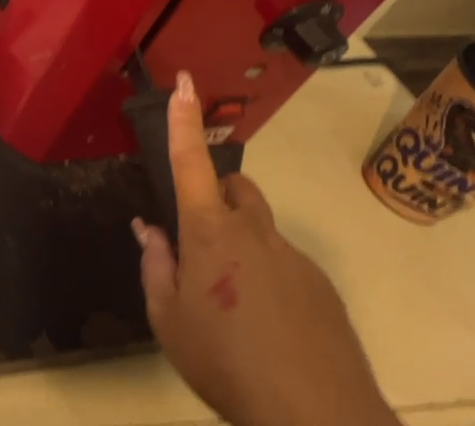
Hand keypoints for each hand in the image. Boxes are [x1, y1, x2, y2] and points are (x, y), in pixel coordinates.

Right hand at [136, 72, 398, 425]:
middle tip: (199, 236)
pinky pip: (287, 267)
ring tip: (232, 303)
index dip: (184, 120)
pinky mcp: (324, 290)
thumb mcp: (168, 320)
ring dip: (241, 245)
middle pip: (236, 189)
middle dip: (217, 193)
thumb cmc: (226, 364)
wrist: (320, 419)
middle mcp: (255, 233)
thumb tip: (149, 230)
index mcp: (210, 234)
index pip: (190, 163)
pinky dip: (269, 280)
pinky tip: (266, 330)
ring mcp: (296, 260)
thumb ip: (156, 267)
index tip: (184, 81)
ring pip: (262, 231)